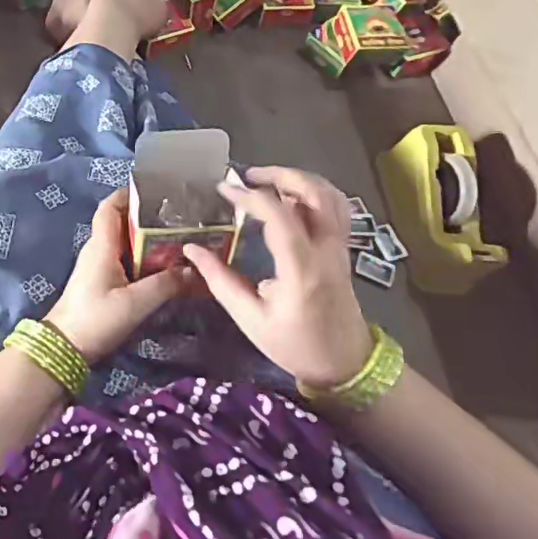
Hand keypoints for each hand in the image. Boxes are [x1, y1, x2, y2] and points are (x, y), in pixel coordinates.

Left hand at [45, 189, 190, 362]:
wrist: (65, 348)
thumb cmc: (96, 319)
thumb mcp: (135, 303)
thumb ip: (166, 284)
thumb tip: (194, 270)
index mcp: (101, 246)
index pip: (110, 207)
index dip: (128, 193)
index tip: (155, 189)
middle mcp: (98, 250)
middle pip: (121, 223)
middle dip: (147, 217)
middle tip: (179, 216)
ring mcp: (98, 266)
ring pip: (124, 243)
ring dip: (147, 240)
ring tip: (178, 238)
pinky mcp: (101, 283)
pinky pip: (124, 261)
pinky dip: (142, 258)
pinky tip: (163, 266)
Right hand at [183, 166, 373, 387]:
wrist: (345, 363)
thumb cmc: (295, 345)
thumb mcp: (250, 319)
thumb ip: (220, 281)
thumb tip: (192, 249)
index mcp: (301, 270)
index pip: (279, 216)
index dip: (250, 196)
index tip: (224, 190)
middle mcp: (326, 251)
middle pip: (314, 193)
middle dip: (280, 175)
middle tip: (248, 176)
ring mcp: (340, 247)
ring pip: (329, 195)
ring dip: (298, 179)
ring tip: (267, 182)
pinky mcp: (343, 248)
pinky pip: (336, 207)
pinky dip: (314, 191)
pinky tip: (291, 197)